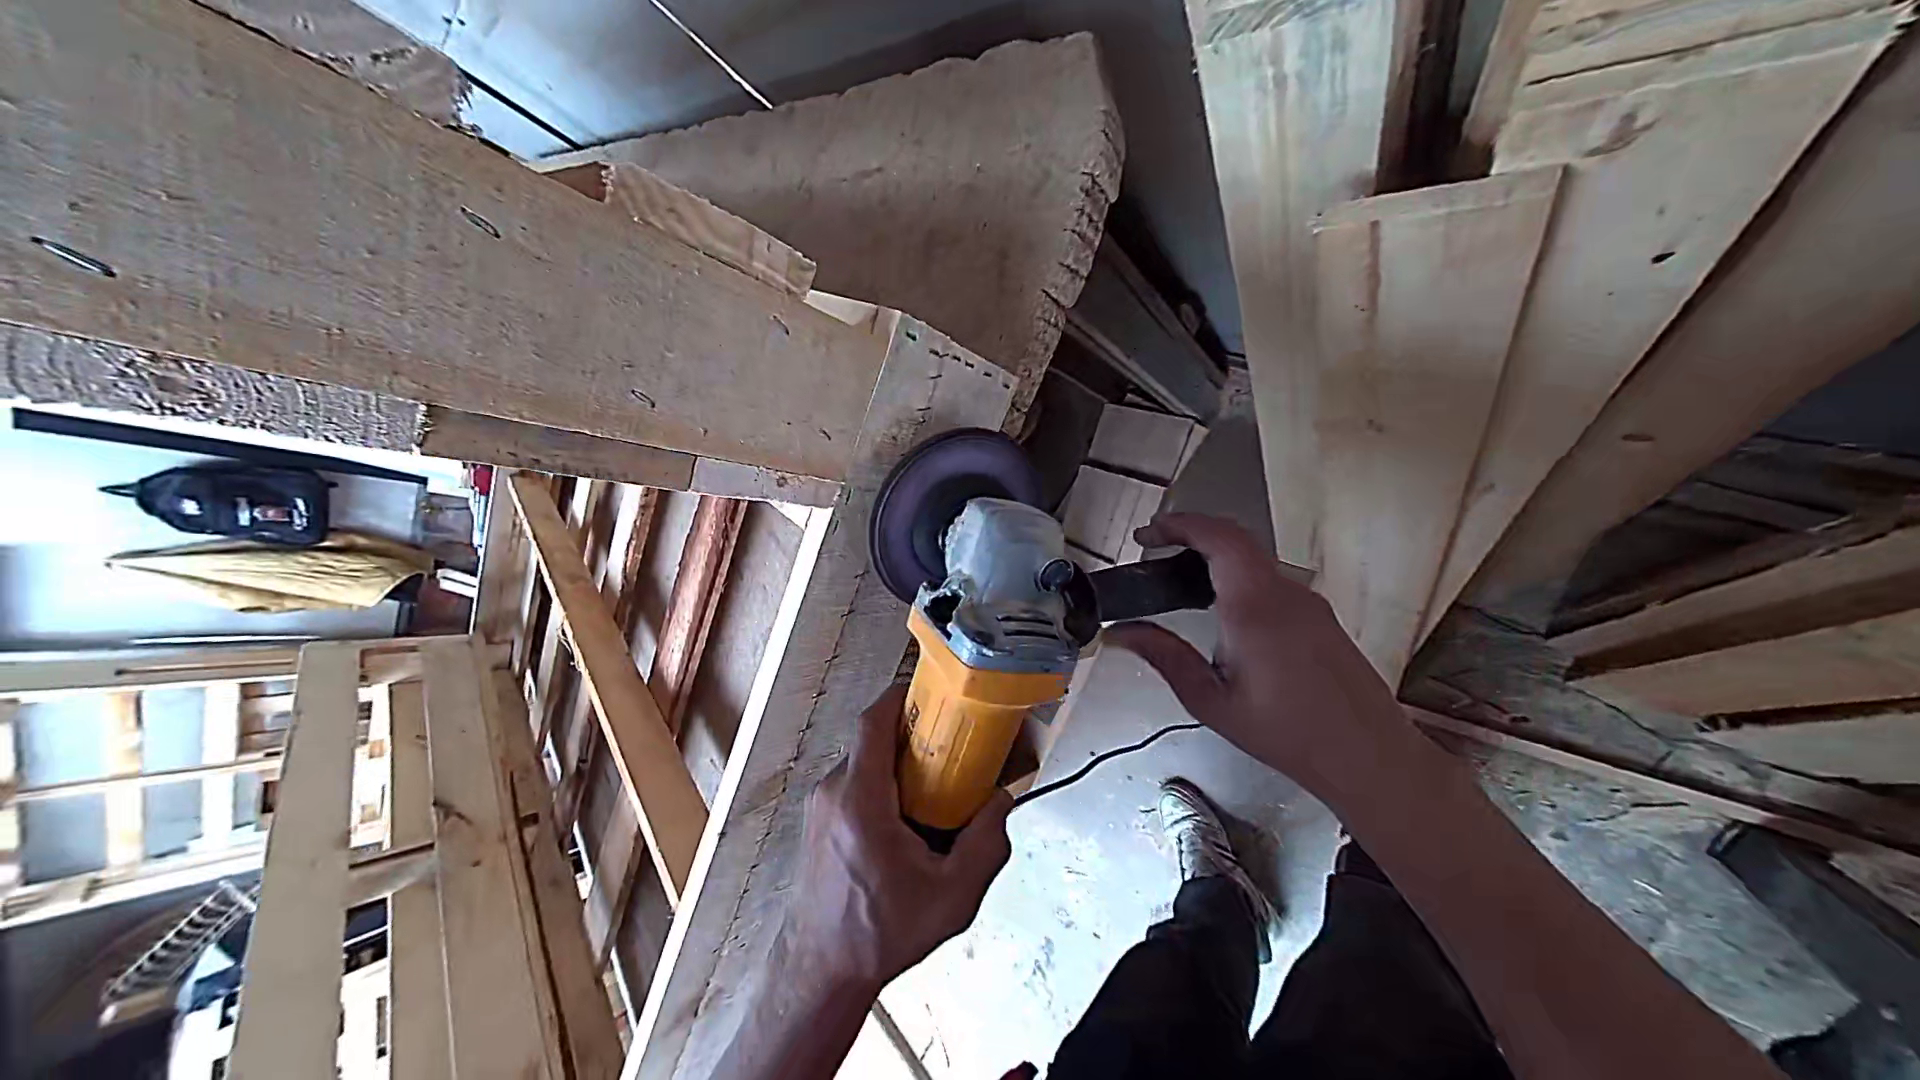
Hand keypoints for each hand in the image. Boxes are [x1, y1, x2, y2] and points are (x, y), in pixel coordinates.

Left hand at [783, 683, 1013, 989]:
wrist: (820, 970)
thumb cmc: (875, 935)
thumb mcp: (951, 897)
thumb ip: (986, 845)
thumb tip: (1001, 803)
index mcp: (860, 803)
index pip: (873, 723)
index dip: (901, 696)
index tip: (930, 689)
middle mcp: (834, 794)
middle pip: (874, 738)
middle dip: (914, 733)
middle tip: (950, 741)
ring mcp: (822, 805)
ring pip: (865, 759)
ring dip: (900, 760)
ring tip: (936, 783)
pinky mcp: (820, 817)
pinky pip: (855, 779)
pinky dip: (884, 781)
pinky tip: (910, 812)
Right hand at [1105, 513, 1423, 805]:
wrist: (1369, 756)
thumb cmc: (1291, 733)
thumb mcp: (1211, 701)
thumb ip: (1164, 657)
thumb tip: (1121, 634)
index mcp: (1255, 609)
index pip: (1219, 538)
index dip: (1179, 524)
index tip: (1149, 533)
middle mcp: (1285, 594)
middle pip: (1235, 538)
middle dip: (1190, 533)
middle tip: (1156, 547)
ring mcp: (1308, 602)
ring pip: (1254, 557)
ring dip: (1213, 554)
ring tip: (1179, 577)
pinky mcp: (1318, 615)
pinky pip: (1270, 579)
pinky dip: (1235, 575)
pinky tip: (1219, 608)